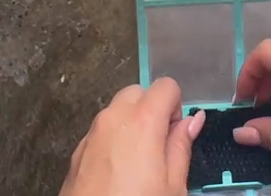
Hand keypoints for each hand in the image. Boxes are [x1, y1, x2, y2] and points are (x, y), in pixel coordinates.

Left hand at [61, 77, 206, 195]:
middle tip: (158, 148)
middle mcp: (114, 116)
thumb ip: (182, 146)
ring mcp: (92, 132)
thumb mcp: (173, 187)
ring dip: (130, 124)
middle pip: (138, 93)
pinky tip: (115, 174)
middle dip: (151, 111)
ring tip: (136, 164)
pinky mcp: (77, 151)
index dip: (176, 107)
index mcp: (143, 119)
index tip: (174, 136)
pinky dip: (112, 140)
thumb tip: (193, 119)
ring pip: (117, 111)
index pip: (166, 85)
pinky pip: (101, 132)